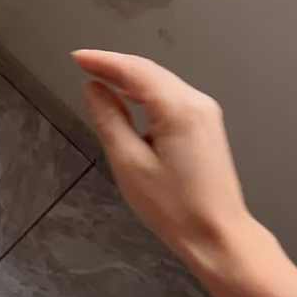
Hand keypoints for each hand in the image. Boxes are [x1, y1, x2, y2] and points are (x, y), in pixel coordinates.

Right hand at [72, 50, 259, 275]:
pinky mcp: (206, 125)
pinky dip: (146, 91)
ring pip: (161, 82)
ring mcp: (205, 112)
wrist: (219, 238)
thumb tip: (93, 88)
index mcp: (179, 108)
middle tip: (83, 64)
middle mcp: (196, 102)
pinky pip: (171, 96)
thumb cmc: (173, 207)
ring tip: (99, 77)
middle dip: (115, 65)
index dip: (103, 61)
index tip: (76, 58)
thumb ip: (109, 119)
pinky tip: (130, 97)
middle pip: (149, 71)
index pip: (135, 71)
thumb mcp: (130, 163)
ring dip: (130, 77)